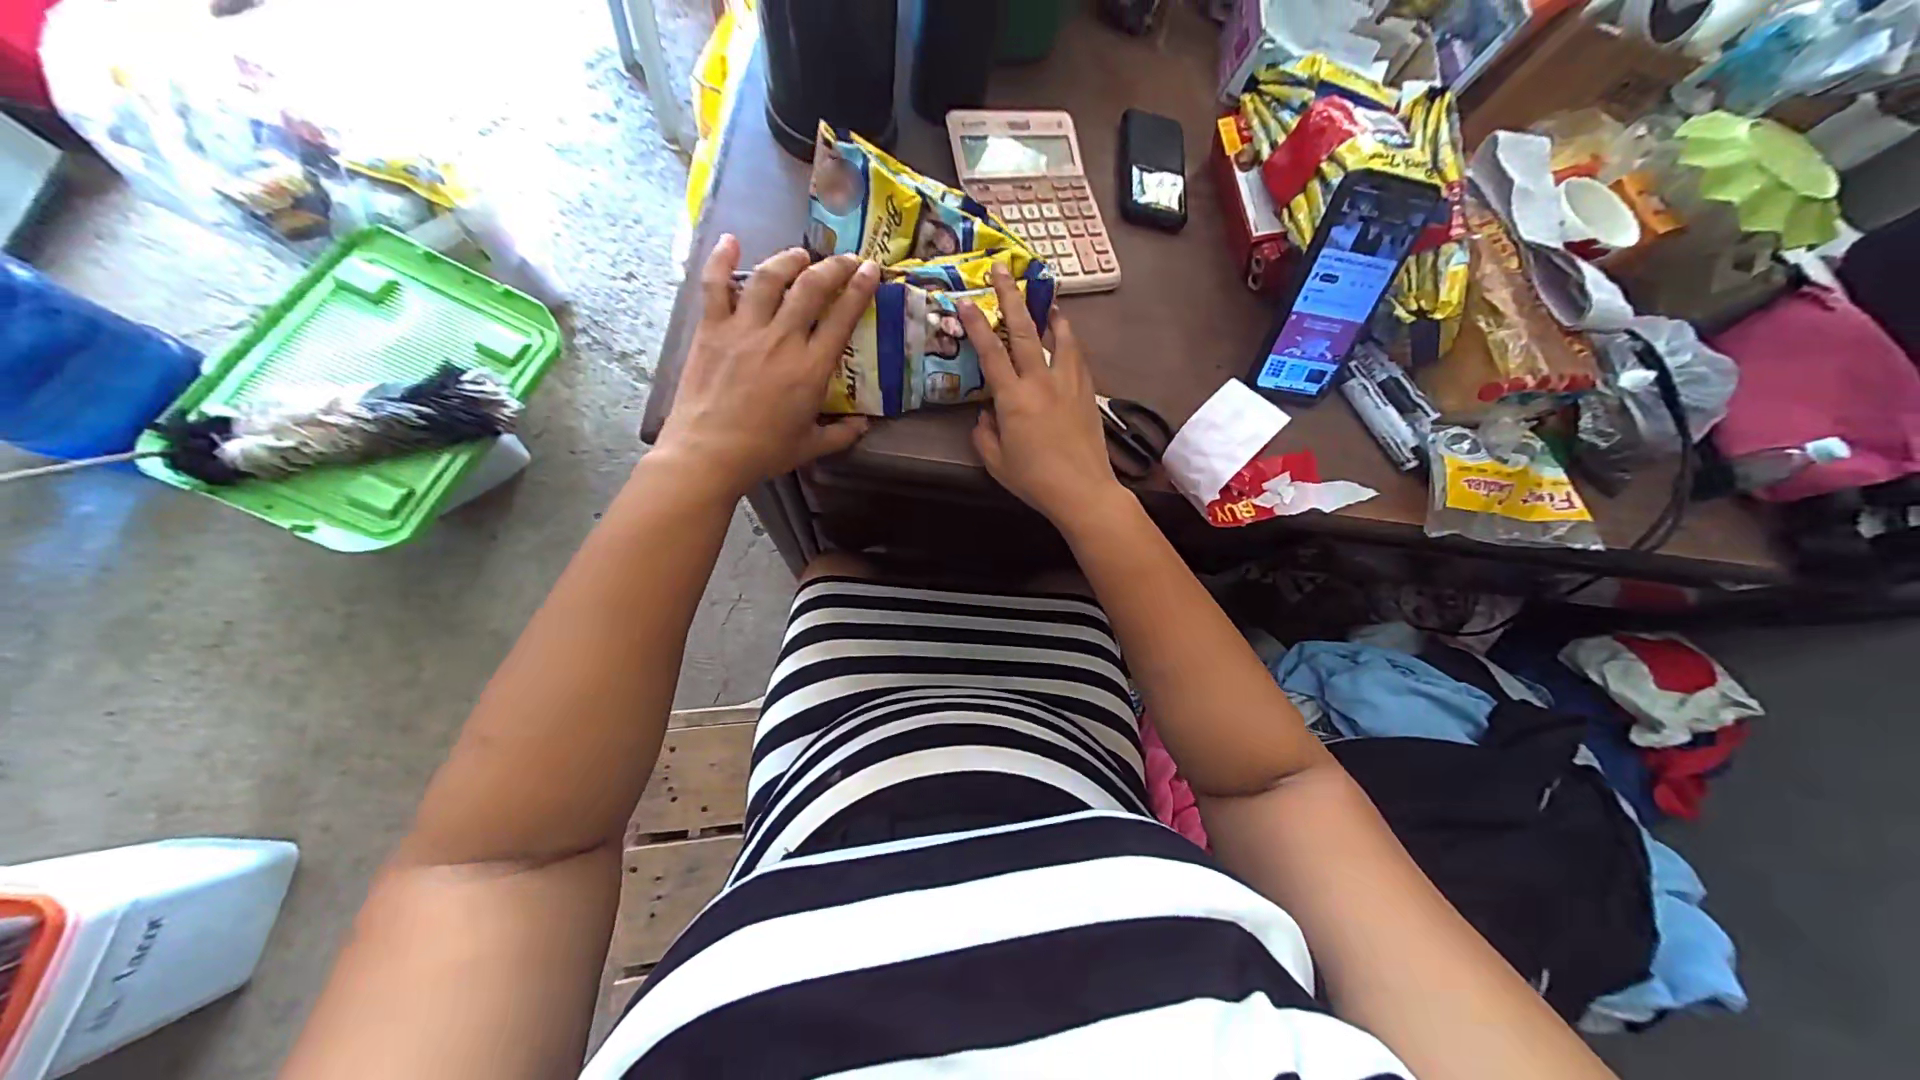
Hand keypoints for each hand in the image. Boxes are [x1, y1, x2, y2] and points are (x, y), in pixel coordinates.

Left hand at [654, 235, 879, 495]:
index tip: (871, 270)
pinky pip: (715, 285)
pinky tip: (730, 240)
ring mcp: (744, 330)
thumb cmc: (763, 453)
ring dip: (789, 259)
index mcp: (811, 368)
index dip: (860, 288)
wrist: (708, 454)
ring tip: (800, 255)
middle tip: (845, 259)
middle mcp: (782, 339)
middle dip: (833, 266)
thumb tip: (864, 425)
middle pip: (811, 287)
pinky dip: (720, 259)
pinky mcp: (712, 330)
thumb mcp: (810, 447)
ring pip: (770, 277)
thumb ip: (842, 434)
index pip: (842, 316)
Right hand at [958, 262, 1128, 529]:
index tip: (967, 300)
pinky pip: (1076, 356)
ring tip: (1044, 296)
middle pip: (1023, 331)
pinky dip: (1069, 340)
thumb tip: (983, 415)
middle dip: (1010, 297)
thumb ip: (984, 434)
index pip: (990, 353)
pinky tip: (1066, 334)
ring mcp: (1067, 383)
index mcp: (1013, 399)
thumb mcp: (997, 462)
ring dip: (1048, 313)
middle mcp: (1041, 382)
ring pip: (1058, 337)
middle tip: (1003, 270)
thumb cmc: (1034, 479)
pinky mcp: (1086, 392)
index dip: (976, 325)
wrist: (1083, 490)